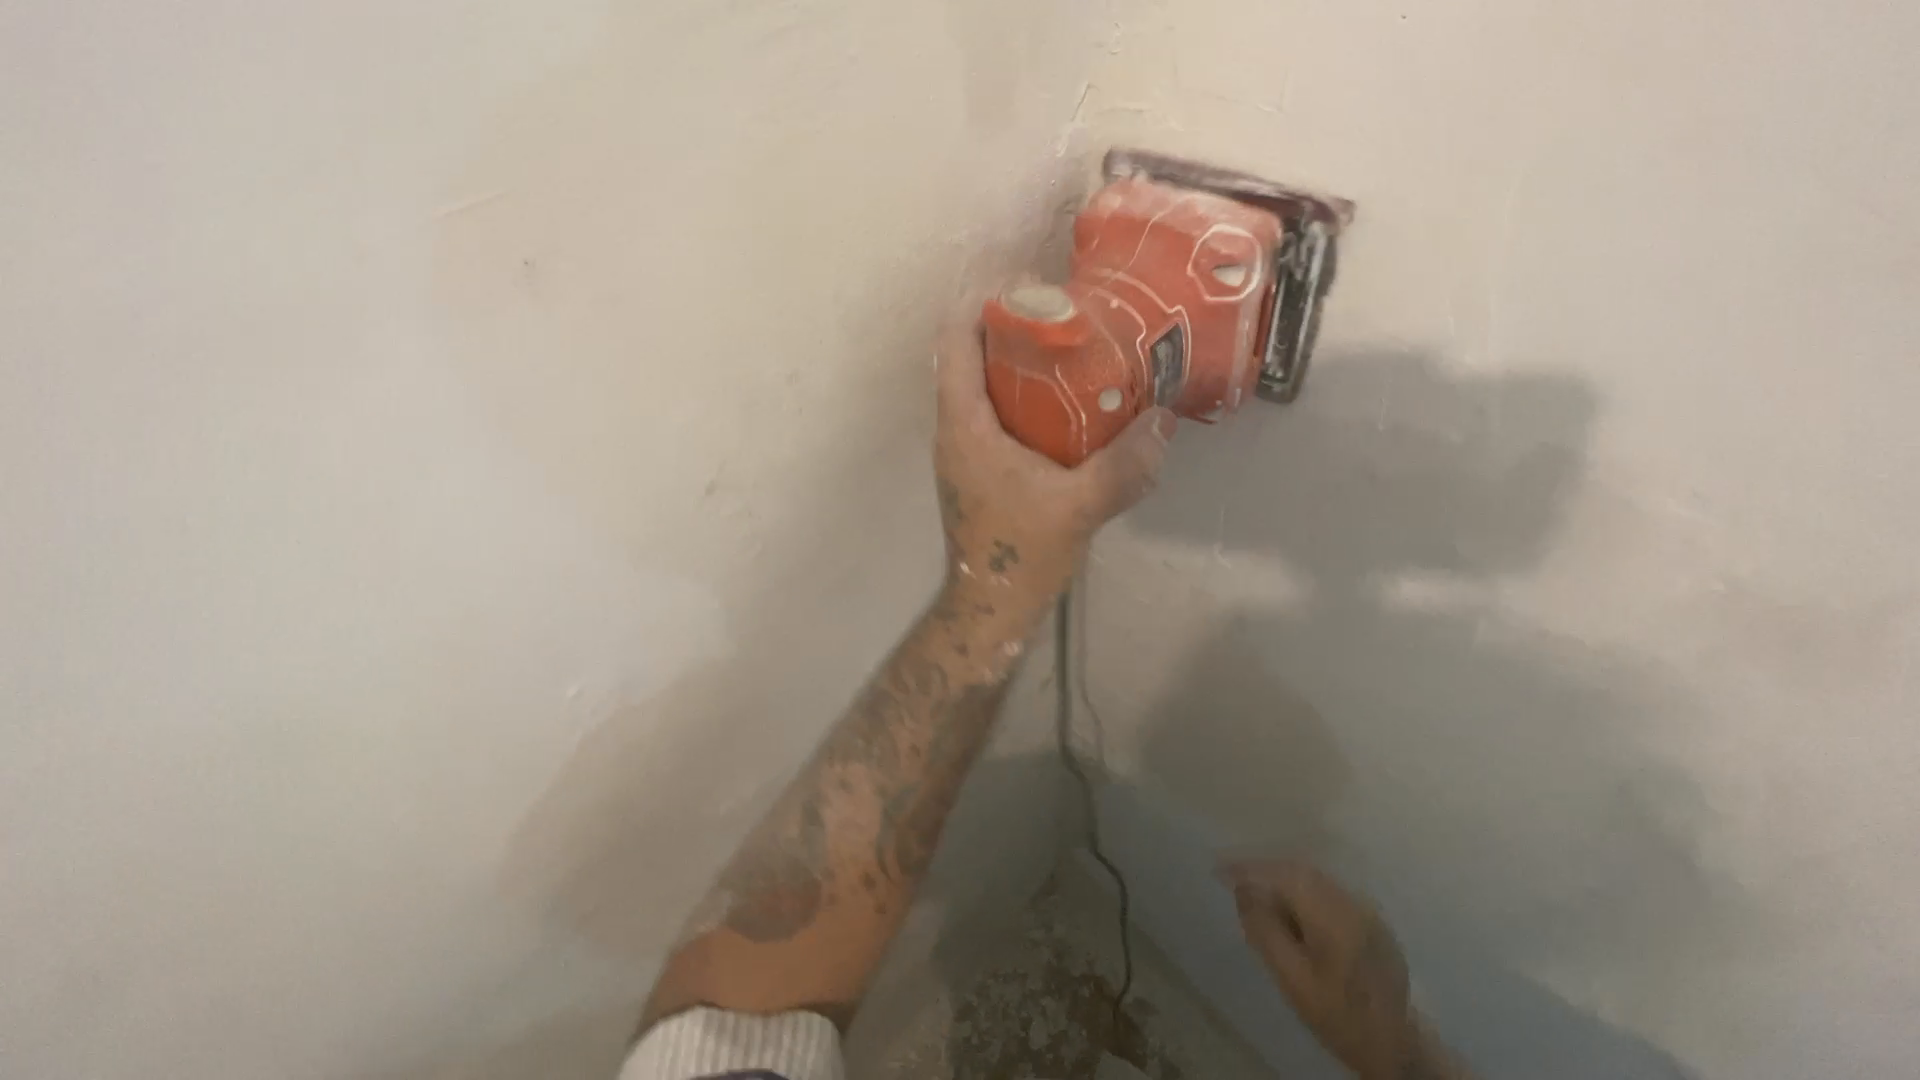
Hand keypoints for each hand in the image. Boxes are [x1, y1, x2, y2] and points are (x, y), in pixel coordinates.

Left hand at [932, 322, 1175, 628]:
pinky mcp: (978, 469)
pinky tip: (1068, 407)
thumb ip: (1124, 465)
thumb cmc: (1021, 555)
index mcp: (964, 427)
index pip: (956, 344)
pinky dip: (1023, 398)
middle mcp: (955, 431)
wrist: (992, 608)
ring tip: (1073, 352)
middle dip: (1013, 330)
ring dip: (1019, 365)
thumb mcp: (1079, 508)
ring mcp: (963, 452)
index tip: (1032, 291)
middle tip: (1068, 320)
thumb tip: (1163, 419)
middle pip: (971, 358)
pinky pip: (994, 415)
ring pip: (983, 387)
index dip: (984, 306)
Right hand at [1224, 860, 1421, 1079]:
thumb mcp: (1292, 979)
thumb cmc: (1339, 1016)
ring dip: (1282, 881)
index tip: (1218, 869)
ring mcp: (1367, 911)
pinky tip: (1288, 910)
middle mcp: (1352, 903)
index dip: (1249, 867)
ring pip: (1315, 880)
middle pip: (1300, 871)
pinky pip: (1328, 892)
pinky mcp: (1372, 922)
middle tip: (1231, 879)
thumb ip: (1265, 931)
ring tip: (1255, 895)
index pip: (1283, 874)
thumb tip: (1243, 891)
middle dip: (1264, 871)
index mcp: (1333, 915)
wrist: (1398, 1048)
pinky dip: (1302, 893)